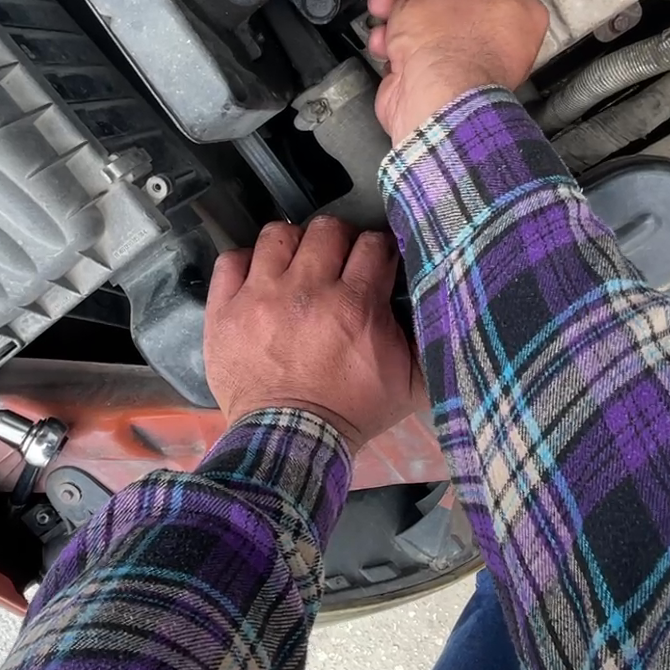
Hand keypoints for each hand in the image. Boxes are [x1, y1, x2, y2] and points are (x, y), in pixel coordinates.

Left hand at [204, 217, 424, 451]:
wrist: (292, 440)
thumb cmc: (353, 412)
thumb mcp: (412, 385)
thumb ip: (430, 343)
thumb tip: (444, 308)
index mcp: (355, 304)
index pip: (374, 244)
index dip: (379, 250)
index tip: (376, 264)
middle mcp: (307, 290)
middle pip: (327, 229)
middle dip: (339, 241)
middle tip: (338, 264)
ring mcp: (260, 296)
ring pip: (279, 235)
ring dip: (293, 247)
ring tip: (297, 268)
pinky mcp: (224, 310)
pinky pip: (231, 260)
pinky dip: (247, 264)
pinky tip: (259, 280)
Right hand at [366, 0, 548, 141]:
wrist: (431, 94)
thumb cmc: (452, 42)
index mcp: (520, 10)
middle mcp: (498, 44)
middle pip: (450, 8)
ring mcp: (466, 70)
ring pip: (425, 35)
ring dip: (399, 22)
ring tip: (386, 15)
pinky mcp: (437, 90)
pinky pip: (411, 62)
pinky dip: (394, 52)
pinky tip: (385, 44)